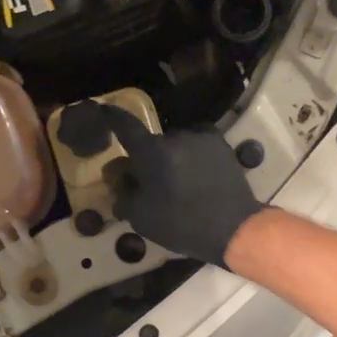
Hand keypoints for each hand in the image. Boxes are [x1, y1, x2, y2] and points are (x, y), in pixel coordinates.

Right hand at [102, 105, 263, 266]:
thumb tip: (118, 176)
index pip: (126, 126)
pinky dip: (192, 154)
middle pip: (153, 142)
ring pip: (176, 143)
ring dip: (172, 156)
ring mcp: (201, 138)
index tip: (104, 108)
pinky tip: (196, 172)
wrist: (232, 228)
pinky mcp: (221, 145)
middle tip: (150, 181)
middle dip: (149, 157)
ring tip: (178, 182)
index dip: (112, 117)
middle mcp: (175, 137)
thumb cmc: (181, 224)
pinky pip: (197, 144)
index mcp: (151, 151)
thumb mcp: (141, 216)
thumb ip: (124, 192)